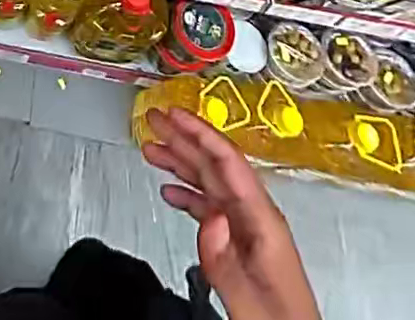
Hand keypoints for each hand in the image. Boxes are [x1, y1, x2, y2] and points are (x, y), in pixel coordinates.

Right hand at [141, 107, 319, 319]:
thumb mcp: (249, 301)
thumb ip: (225, 260)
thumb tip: (209, 216)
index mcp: (262, 219)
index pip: (228, 161)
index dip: (200, 132)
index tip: (174, 114)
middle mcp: (254, 216)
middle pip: (214, 164)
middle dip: (182, 137)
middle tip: (154, 119)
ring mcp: (247, 229)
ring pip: (209, 182)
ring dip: (179, 162)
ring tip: (151, 148)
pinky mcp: (239, 244)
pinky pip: (209, 207)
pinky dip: (186, 194)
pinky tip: (169, 191)